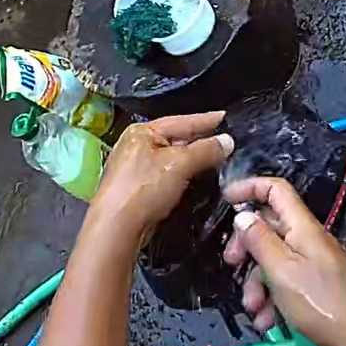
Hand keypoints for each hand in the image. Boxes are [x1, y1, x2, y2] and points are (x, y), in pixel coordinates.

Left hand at [88, 111, 231, 239]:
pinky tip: (199, 178)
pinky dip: (185, 174)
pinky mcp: (140, 189)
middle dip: (202, 140)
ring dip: (195, 159)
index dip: (207, 120)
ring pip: (174, 158)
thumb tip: (228, 141)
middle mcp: (137, 145)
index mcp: (142, 132)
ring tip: (219, 158)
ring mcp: (137, 168)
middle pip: (178, 138)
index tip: (227, 117)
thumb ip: (206, 150)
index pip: (182, 121)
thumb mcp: (179, 164)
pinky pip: (169, 174)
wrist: (117, 228)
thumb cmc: (144, 189)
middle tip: (228, 140)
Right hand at [221, 176, 345, 345]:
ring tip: (254, 309)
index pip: (276, 191)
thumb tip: (243, 215)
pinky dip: (271, 300)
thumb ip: (260, 241)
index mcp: (302, 227)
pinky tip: (267, 322)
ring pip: (272, 261)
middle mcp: (307, 240)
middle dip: (246, 246)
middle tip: (231, 264)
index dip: (251, 187)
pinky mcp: (313, 288)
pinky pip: (284, 284)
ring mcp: (311, 265)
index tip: (226, 199)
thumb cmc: (323, 303)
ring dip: (256, 283)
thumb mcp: (283, 271)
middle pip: (269, 228)